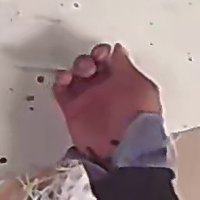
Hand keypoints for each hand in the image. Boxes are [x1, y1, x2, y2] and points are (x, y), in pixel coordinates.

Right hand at [51, 43, 160, 162]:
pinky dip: (59, 81)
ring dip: (75, 67)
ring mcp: (88, 99)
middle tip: (91, 64)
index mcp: (124, 83)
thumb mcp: (140, 87)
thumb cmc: (136, 122)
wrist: (121, 149)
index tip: (103, 52)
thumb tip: (118, 51)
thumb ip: (126, 66)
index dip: (105, 52)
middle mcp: (106, 90)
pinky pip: (60, 89)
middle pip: (91, 64)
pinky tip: (65, 79)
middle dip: (89, 59)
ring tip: (79, 73)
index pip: (111, 60)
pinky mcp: (72, 109)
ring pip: (75, 74)